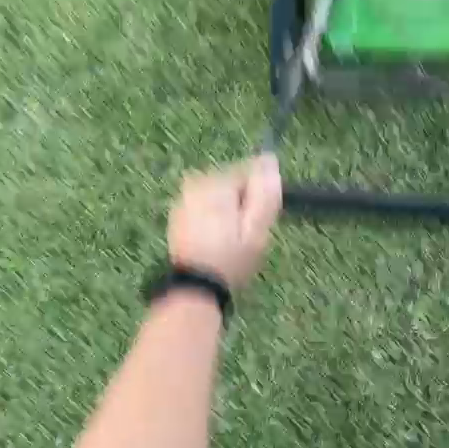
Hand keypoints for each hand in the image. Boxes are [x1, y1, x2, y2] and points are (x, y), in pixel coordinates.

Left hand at [167, 154, 282, 290]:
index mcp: (217, 183)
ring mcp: (183, 197)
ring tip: (229, 240)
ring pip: (219, 195)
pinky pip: (204, 206)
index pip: (250, 172)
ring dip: (227, 211)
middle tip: (244, 235)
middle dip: (241, 203)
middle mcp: (196, 183)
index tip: (256, 224)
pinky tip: (214, 241)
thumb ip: (265, 193)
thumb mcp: (257, 230)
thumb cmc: (231, 260)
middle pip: (233, 183)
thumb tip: (270, 160)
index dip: (258, 198)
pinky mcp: (178, 212)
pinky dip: (212, 219)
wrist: (195, 287)